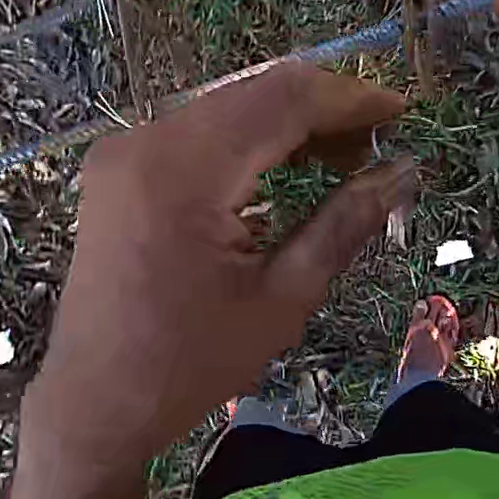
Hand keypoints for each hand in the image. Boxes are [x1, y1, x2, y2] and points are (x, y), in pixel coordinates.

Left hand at [24, 65, 412, 468]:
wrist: (98, 401)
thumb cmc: (190, 364)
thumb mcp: (281, 299)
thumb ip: (343, 223)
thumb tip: (401, 173)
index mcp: (182, 171)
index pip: (282, 98)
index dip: (349, 99)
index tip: (398, 114)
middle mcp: (143, 142)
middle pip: (252, 96)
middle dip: (321, 114)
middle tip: (372, 151)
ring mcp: (122, 153)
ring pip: (225, 113)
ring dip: (285, 129)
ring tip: (339, 164)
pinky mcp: (118, 173)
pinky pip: (195, 138)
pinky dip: (245, 148)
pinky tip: (281, 175)